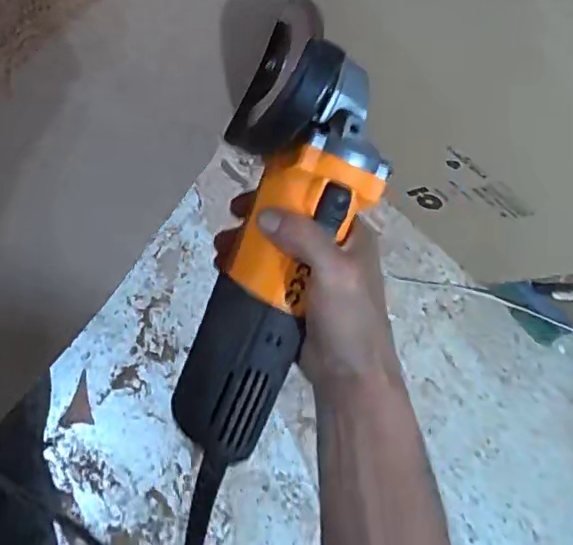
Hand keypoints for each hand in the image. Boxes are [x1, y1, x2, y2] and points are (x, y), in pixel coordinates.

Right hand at [214, 192, 402, 390]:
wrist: (349, 382)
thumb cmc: (350, 321)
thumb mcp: (334, 271)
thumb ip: (303, 236)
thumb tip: (264, 214)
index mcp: (351, 235)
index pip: (318, 197)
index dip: (288, 189)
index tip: (257, 191)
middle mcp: (332, 247)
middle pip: (290, 219)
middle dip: (259, 217)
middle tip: (233, 218)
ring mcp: (312, 273)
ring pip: (275, 244)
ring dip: (248, 242)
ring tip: (222, 248)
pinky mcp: (295, 296)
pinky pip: (267, 271)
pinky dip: (247, 266)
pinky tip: (226, 266)